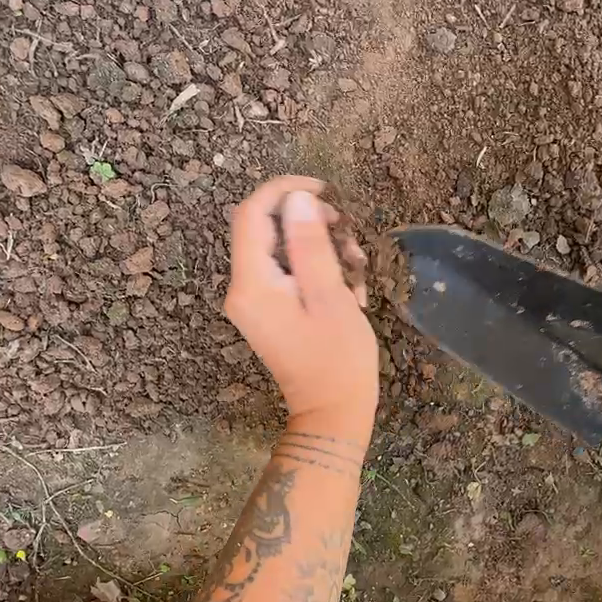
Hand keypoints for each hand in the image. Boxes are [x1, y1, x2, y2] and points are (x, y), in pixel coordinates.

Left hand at [224, 176, 377, 434]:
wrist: (332, 412)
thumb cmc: (338, 358)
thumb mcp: (330, 296)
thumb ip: (310, 245)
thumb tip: (297, 198)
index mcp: (252, 283)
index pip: (252, 214)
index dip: (285, 191)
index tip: (325, 190)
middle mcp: (243, 289)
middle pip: (266, 228)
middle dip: (311, 222)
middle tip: (349, 235)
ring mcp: (254, 301)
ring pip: (282, 249)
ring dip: (321, 247)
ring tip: (358, 268)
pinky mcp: (269, 310)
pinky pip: (288, 272)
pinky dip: (318, 269)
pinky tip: (349, 289)